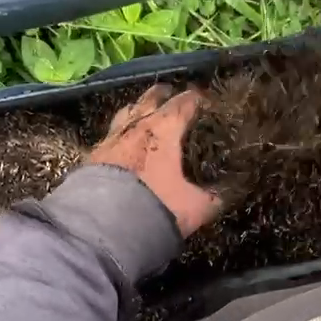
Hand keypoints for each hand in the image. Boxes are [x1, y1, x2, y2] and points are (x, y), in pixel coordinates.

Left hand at [89, 84, 221, 236]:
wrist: (107, 225)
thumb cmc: (157, 208)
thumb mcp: (195, 208)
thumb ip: (214, 198)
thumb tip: (226, 194)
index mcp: (165, 129)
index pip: (186, 103)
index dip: (199, 99)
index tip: (207, 102)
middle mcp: (137, 125)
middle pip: (152, 97)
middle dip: (165, 94)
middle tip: (173, 96)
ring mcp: (112, 138)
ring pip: (127, 111)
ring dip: (138, 109)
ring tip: (145, 115)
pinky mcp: (93, 155)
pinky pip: (111, 135)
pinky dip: (121, 135)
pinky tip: (124, 145)